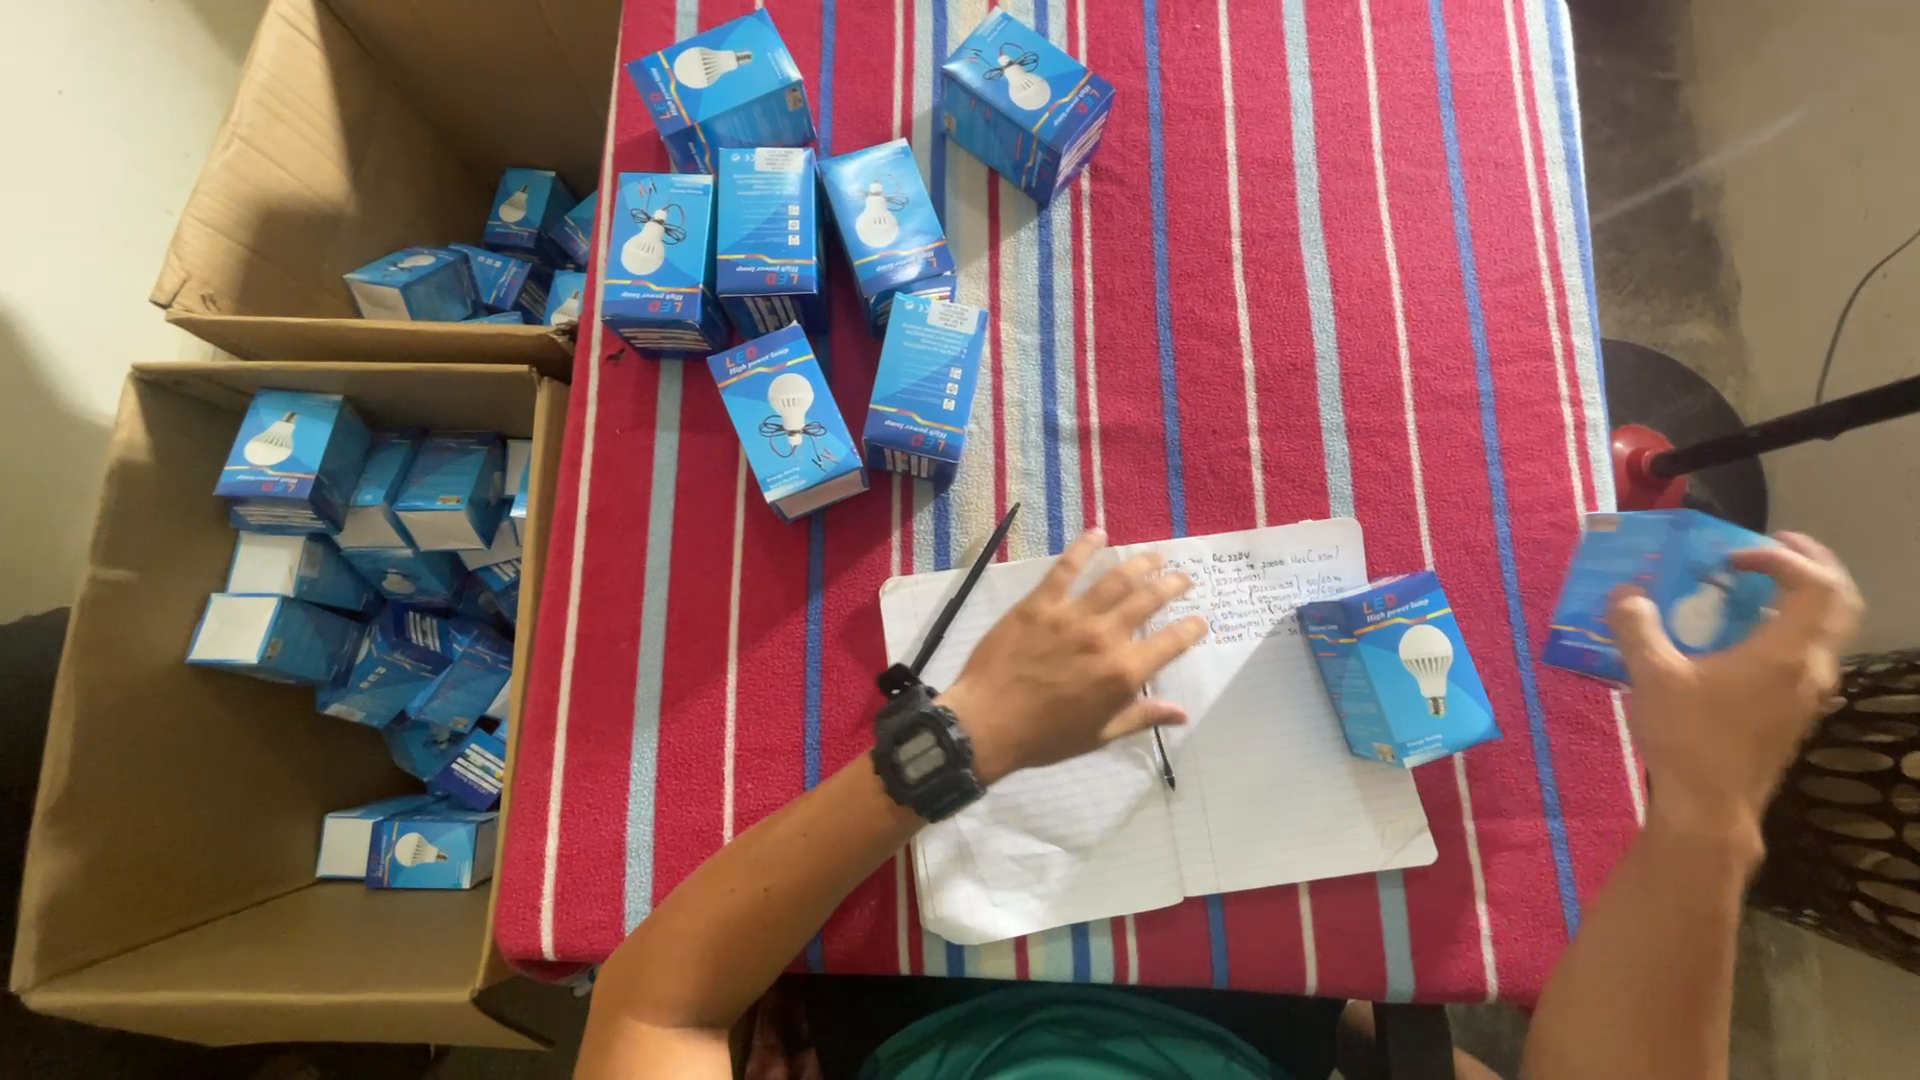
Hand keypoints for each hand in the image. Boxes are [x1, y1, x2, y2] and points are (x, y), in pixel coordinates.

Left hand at [937, 528, 1210, 783]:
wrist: (987, 723)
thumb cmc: (1046, 737)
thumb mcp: (1100, 735)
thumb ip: (1142, 717)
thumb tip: (1182, 713)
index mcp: (1123, 673)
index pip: (1171, 643)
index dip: (1191, 629)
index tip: (1200, 620)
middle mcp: (1104, 637)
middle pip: (1149, 600)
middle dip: (1172, 585)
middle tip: (1183, 577)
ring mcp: (1071, 616)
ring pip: (1115, 579)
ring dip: (1140, 563)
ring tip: (1155, 556)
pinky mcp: (1039, 604)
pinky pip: (1066, 569)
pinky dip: (1084, 548)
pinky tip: (1098, 533)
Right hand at [1607, 531, 1861, 850]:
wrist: (1711, 801)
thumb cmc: (1686, 734)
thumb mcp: (1649, 675)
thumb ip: (1637, 628)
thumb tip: (1626, 594)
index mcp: (1785, 653)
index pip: (1814, 587)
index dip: (1780, 559)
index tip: (1730, 556)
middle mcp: (1812, 668)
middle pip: (1838, 604)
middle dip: (1810, 567)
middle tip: (1774, 545)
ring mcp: (1808, 692)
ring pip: (1824, 630)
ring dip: (1798, 599)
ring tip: (1753, 586)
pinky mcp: (1793, 709)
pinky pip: (1803, 654)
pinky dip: (1783, 628)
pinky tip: (1743, 637)